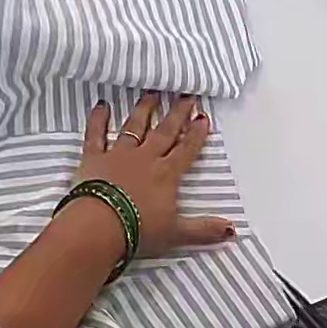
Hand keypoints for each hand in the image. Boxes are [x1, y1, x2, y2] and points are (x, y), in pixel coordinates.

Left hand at [75, 93, 235, 258]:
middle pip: (165, 131)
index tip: (202, 118)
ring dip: (144, 109)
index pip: (186, 149)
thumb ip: (204, 229)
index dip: (196, 134)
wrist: (100, 226)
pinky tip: (102, 106)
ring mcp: (119, 155)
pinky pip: (96, 134)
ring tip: (152, 94)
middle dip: (177, 113)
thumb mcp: (176, 233)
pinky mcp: (94, 159)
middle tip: (185, 97)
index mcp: (166, 175)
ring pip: (135, 126)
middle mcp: (145, 159)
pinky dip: (99, 119)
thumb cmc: (138, 229)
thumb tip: (231, 231)